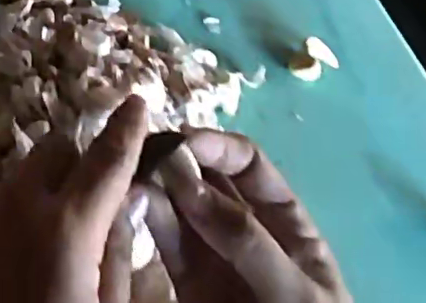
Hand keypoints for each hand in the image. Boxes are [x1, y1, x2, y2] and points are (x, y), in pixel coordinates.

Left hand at [0, 96, 149, 302]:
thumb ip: (118, 252)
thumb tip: (128, 199)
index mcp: (68, 226)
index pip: (107, 159)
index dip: (126, 128)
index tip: (137, 100)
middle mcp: (21, 201)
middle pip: (57, 147)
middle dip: (76, 164)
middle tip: (85, 202)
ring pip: (23, 172)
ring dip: (41, 190)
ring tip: (42, 241)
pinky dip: (10, 213)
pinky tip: (10, 258)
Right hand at [144, 130, 350, 302]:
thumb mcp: (295, 294)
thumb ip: (243, 237)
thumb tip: (184, 176)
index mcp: (284, 222)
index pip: (247, 164)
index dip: (215, 144)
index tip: (180, 139)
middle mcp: (245, 228)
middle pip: (206, 177)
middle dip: (177, 159)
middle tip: (141, 150)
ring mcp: (214, 256)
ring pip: (181, 204)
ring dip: (156, 184)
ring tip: (130, 173)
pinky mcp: (187, 284)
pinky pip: (166, 241)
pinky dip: (147, 218)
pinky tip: (130, 204)